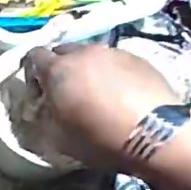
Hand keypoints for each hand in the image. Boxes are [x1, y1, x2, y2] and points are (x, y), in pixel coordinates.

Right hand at [24, 42, 178, 170]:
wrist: (157, 134)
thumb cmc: (99, 138)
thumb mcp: (58, 136)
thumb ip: (46, 116)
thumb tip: (46, 109)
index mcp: (58, 70)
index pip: (34, 56)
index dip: (33, 74)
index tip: (40, 95)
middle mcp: (84, 53)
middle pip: (62, 51)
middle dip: (59, 68)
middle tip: (66, 93)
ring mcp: (114, 53)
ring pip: (90, 55)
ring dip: (86, 70)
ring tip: (95, 94)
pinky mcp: (139, 58)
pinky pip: (114, 61)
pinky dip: (110, 73)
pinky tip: (119, 95)